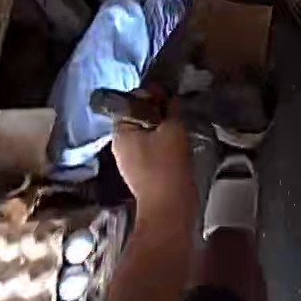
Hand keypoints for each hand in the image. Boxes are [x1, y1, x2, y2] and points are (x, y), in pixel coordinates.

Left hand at [112, 100, 195, 228]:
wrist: (170, 206)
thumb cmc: (168, 164)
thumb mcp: (173, 127)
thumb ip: (170, 107)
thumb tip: (169, 97)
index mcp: (121, 132)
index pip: (132, 101)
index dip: (151, 94)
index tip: (168, 95)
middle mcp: (120, 145)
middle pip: (138, 117)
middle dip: (158, 110)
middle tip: (177, 108)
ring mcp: (130, 160)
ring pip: (146, 132)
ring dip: (162, 125)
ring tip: (180, 122)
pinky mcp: (142, 171)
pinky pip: (151, 146)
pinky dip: (163, 140)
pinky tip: (177, 140)